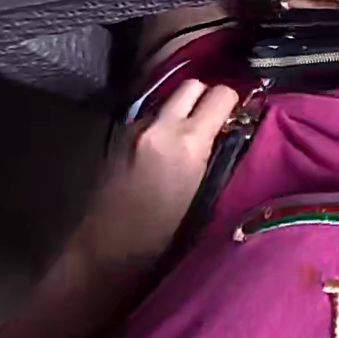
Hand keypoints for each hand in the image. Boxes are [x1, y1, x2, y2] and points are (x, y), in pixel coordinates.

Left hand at [66, 79, 240, 280]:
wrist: (105, 252)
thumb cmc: (161, 233)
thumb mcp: (202, 189)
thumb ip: (216, 149)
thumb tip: (231, 128)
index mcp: (187, 141)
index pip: (221, 94)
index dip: (231, 102)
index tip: (234, 117)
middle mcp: (160, 126)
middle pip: (193, 85)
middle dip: (206, 97)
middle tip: (212, 120)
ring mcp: (136, 128)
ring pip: (170, 99)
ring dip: (183, 109)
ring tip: (187, 136)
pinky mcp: (120, 135)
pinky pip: (152, 116)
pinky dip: (163, 123)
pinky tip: (162, 149)